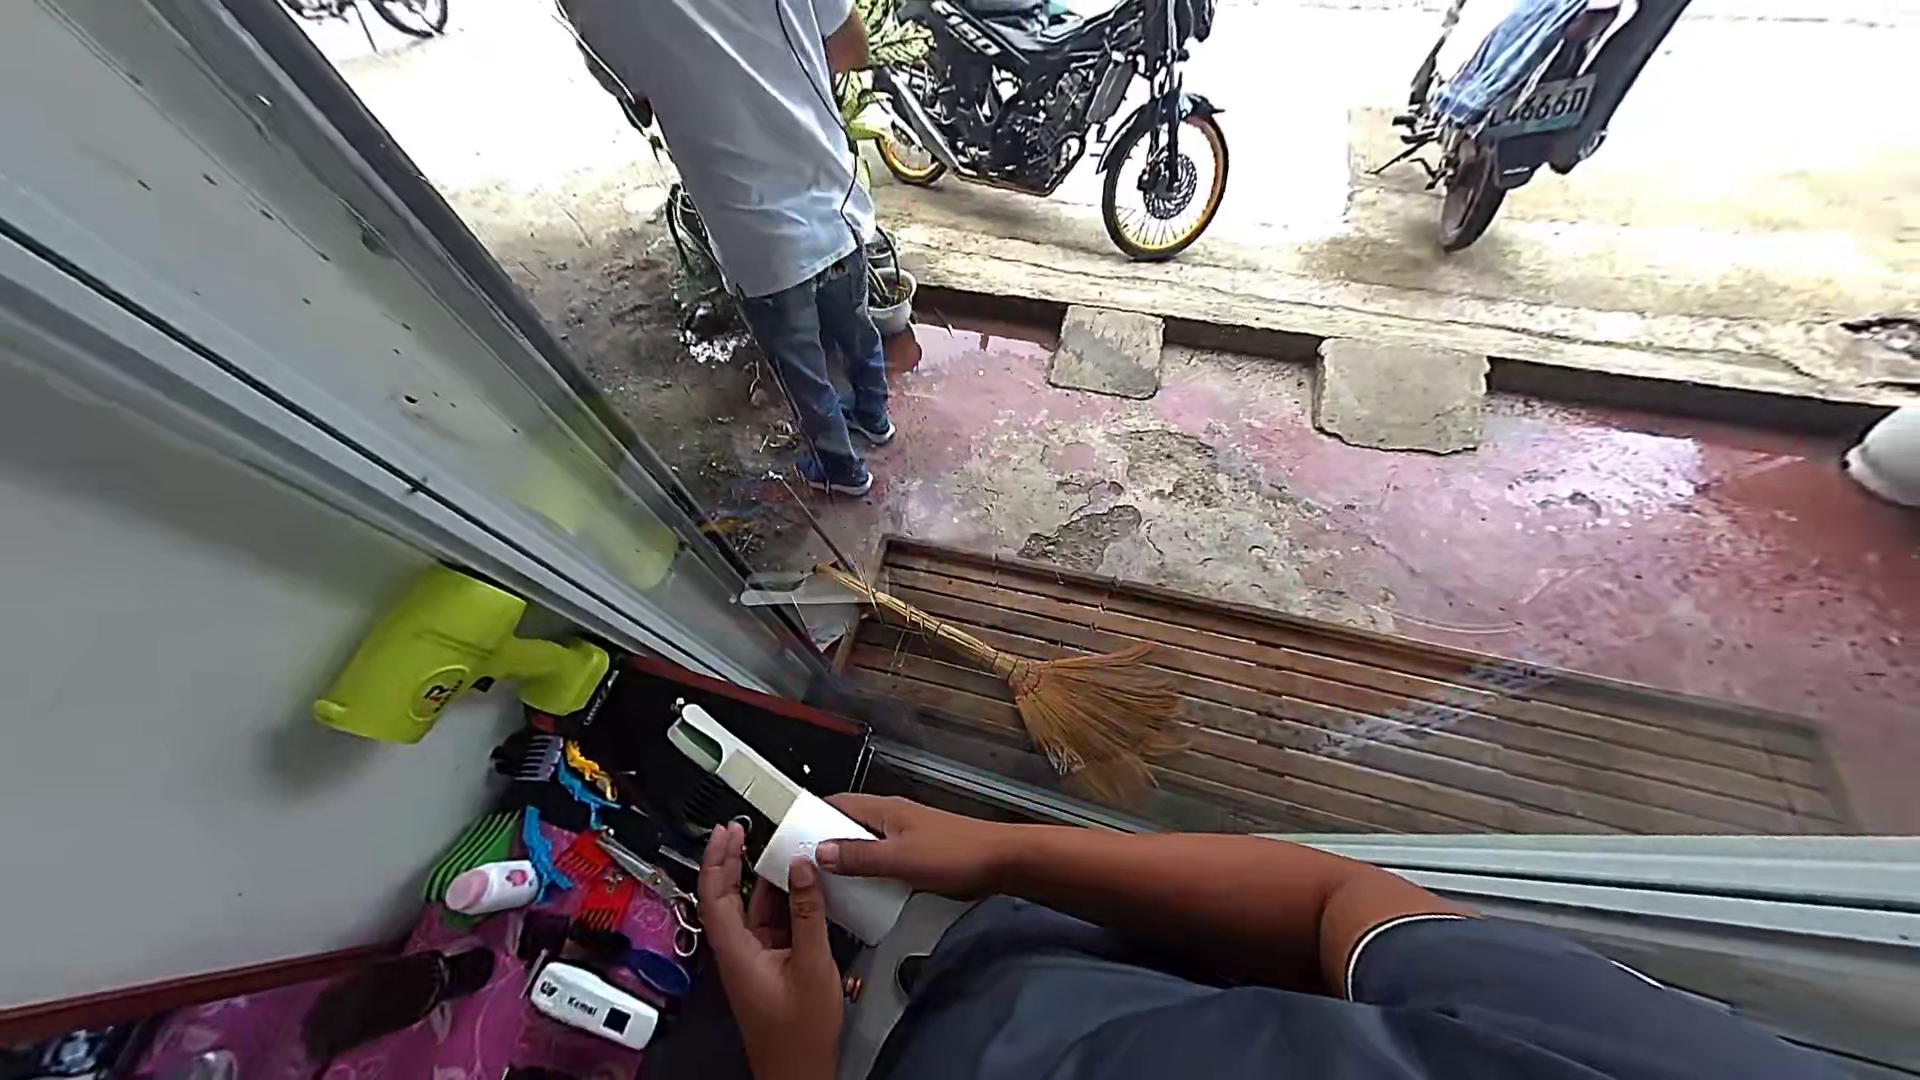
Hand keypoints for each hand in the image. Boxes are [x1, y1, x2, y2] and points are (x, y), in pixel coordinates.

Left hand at [698, 824, 842, 1079]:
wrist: (802, 1072)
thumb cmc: (799, 1035)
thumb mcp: (812, 965)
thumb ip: (808, 912)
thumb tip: (802, 869)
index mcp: (738, 953)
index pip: (714, 897)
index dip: (715, 861)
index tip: (725, 833)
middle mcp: (740, 950)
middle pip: (727, 896)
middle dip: (731, 859)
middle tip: (740, 829)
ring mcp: (755, 954)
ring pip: (752, 904)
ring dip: (762, 875)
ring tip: (777, 847)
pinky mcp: (772, 958)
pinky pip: (772, 916)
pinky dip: (783, 894)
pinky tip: (798, 881)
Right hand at [817, 795, 1015, 897]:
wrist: (997, 862)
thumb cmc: (954, 854)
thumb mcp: (900, 859)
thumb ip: (860, 857)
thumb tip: (820, 852)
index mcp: (885, 810)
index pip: (838, 803)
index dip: (811, 815)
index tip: (788, 834)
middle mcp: (891, 818)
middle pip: (847, 825)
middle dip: (824, 842)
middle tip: (801, 866)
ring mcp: (903, 836)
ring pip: (863, 845)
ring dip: (845, 860)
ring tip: (824, 884)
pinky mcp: (914, 855)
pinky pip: (879, 860)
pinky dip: (865, 873)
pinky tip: (859, 894)